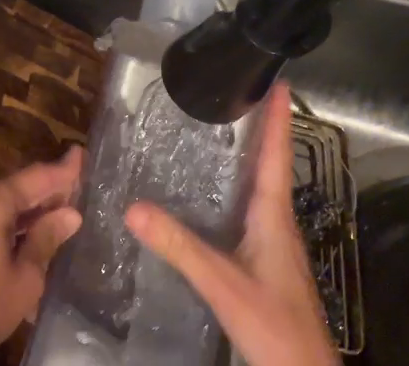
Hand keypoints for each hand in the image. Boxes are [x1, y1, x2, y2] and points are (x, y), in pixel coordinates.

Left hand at [0, 147, 84, 365]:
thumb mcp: (26, 277)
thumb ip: (47, 238)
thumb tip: (71, 214)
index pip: (34, 178)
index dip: (62, 170)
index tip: (82, 154)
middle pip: (16, 187)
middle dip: (47, 191)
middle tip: (79, 190)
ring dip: (27, 207)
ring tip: (61, 210)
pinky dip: (7, 217)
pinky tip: (29, 227)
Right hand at [125, 82, 337, 365]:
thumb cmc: (274, 326)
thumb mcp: (222, 284)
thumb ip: (179, 246)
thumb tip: (131, 205)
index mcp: (273, 218)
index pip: (276, 157)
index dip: (278, 119)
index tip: (278, 81)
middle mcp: (277, 224)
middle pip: (270, 166)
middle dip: (259, 129)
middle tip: (237, 93)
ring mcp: (274, 245)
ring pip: (261, 188)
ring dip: (248, 157)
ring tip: (221, 130)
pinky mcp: (266, 262)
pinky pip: (250, 209)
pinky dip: (236, 187)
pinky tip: (212, 193)